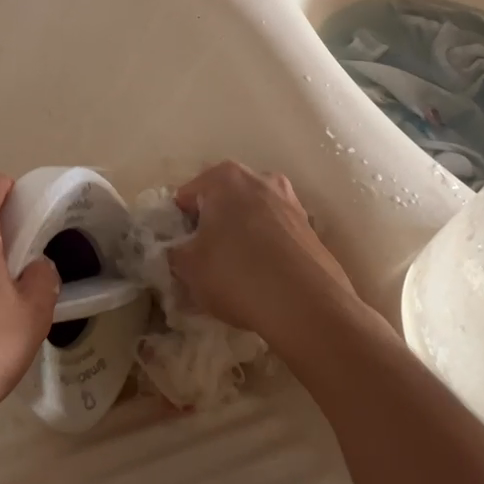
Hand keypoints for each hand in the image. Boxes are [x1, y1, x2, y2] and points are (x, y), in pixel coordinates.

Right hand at [169, 161, 360, 345]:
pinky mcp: (310, 228)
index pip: (186, 197)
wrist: (307, 306)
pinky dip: (265, 250)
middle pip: (222, 203)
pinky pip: (274, 234)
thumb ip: (172, 253)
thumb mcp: (187, 268)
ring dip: (239, 237)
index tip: (180, 253)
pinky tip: (262, 280)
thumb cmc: (236, 274)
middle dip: (211, 227)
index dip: (178, 226)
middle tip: (204, 262)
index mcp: (224, 177)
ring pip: (250, 217)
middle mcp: (259, 178)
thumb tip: (176, 252)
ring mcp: (290, 201)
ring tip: (235, 275)